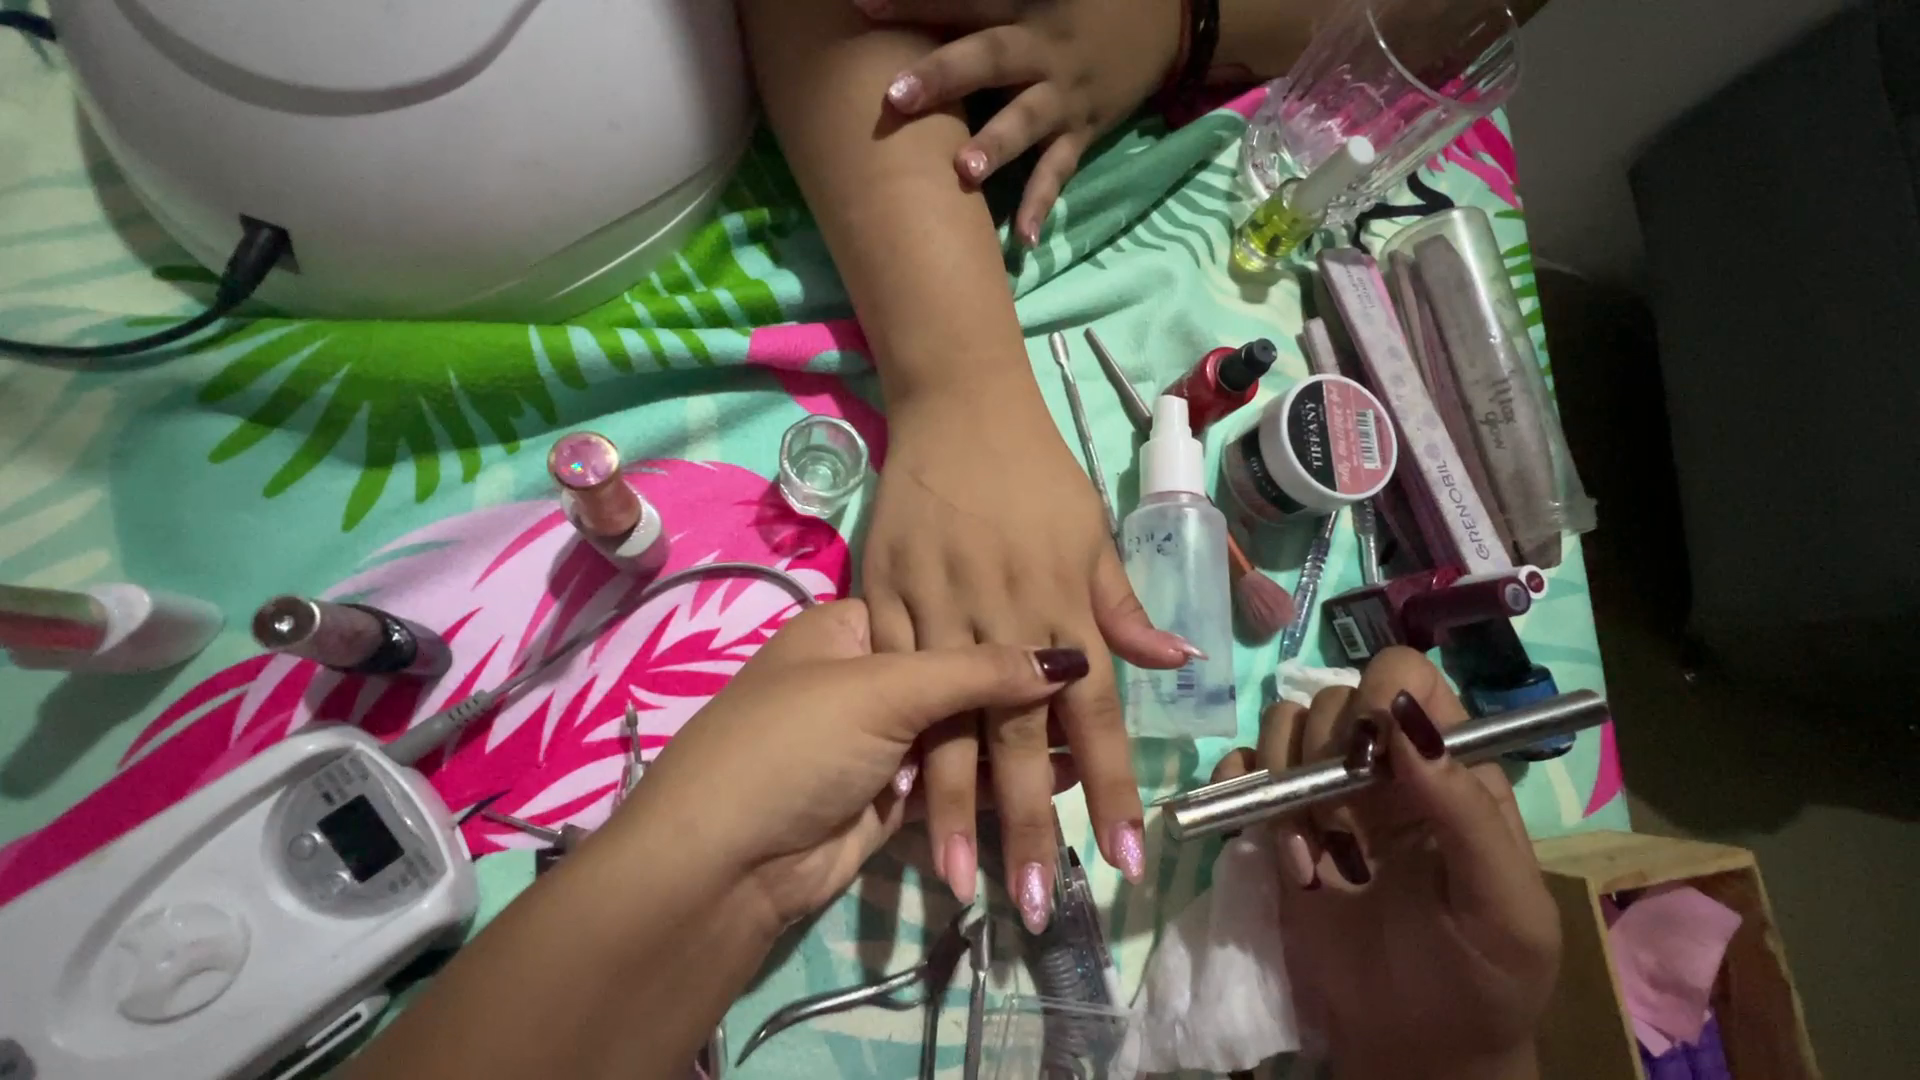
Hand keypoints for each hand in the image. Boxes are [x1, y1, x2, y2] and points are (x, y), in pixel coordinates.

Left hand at [625, 600, 1087, 925]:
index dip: (1004, 622)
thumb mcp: (885, 689)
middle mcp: (867, 677)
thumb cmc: (798, 742)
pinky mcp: (890, 797)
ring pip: (961, 735)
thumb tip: (1073, 657)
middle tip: (1093, 693)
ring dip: (1016, 743)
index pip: (945, 613)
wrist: (728, 862)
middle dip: (1019, 693)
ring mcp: (878, 740)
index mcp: (852, 627)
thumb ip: (980, 671)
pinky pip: (956, 782)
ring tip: (1086, 742)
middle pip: (957, 678)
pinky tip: (1053, 780)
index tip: (1070, 628)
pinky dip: (998, 784)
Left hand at [857, 0, 1182, 245]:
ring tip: (962, 173)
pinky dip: (1041, 203)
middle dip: (943, 77)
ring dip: (995, 146)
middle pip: (989, 58)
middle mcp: (1042, 50)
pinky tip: (1022, 238)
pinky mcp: (1083, 132)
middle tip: (895, 98)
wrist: (1168, 18)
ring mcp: (1064, 96)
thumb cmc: (1085, 2)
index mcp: (1025, 8)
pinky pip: (1059, 171)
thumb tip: (936, 10)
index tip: (864, 5)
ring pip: (1026, 121)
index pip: (965, 1)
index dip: (917, 2)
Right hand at [864, 391, 1191, 932]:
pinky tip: (891, 791)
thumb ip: (1122, 602)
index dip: (1107, 786)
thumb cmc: (1034, 470)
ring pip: (944, 720)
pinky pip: (889, 675)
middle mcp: (1001, 615)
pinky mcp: (881, 593)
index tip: (1122, 858)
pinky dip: (893, 733)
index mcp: (1060, 600)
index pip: (1092, 712)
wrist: (957, 406)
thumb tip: (1176, 660)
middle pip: (1017, 734)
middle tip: (1038, 903)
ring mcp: (933, 607)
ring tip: (954, 879)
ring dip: (950, 803)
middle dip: (1028, 823)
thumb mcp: (1093, 526)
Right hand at [1211, 648, 1560, 1078]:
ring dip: (1285, 778)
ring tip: (1311, 850)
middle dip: (1325, 749)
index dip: (1379, 693)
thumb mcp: (1502, 905)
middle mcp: (1382, 764)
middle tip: (1341, 819)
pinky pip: (1241, 768)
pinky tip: (1270, 844)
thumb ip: (1465, 811)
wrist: (1414, 1045)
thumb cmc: (1478, 976)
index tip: (1365, 748)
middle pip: (1331, 695)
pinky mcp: (1277, 819)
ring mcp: (1324, 790)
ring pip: (1282, 723)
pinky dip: (1241, 791)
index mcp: (1449, 767)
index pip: (1408, 678)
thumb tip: (1402, 719)